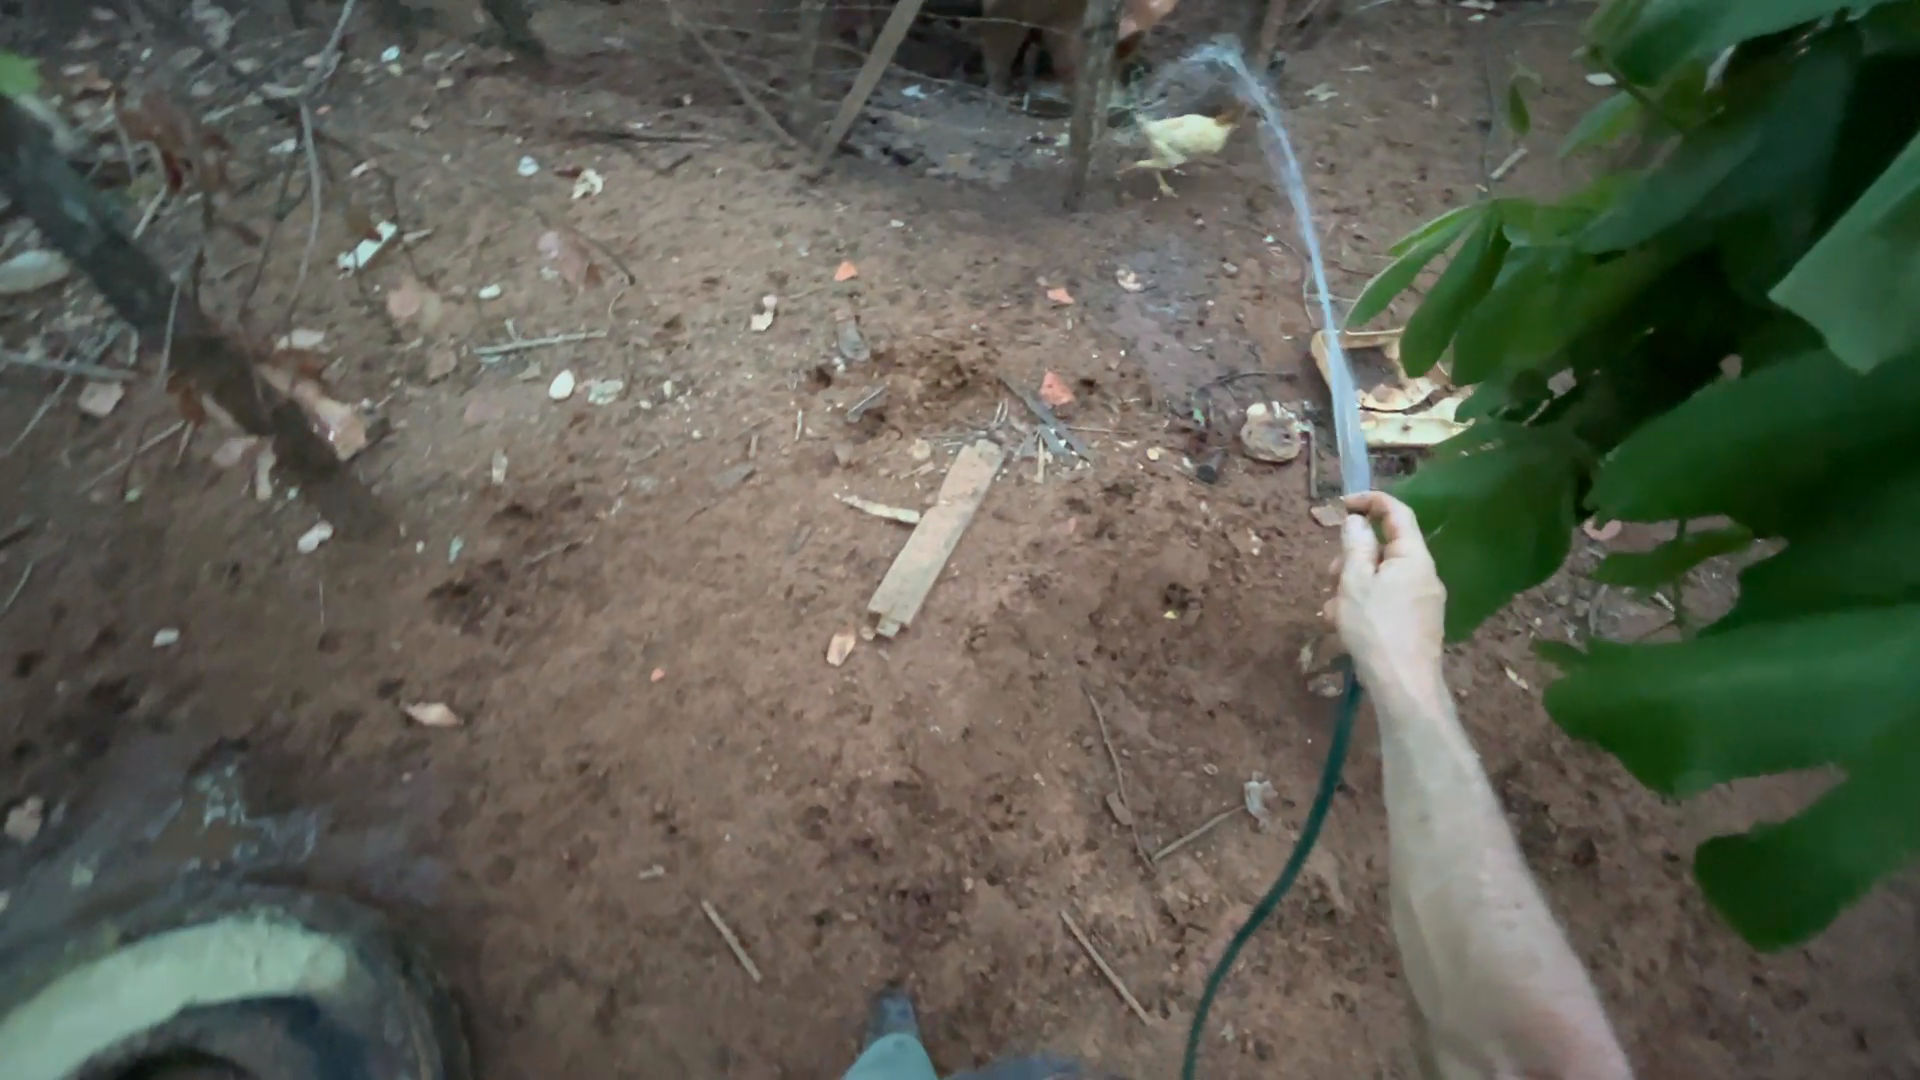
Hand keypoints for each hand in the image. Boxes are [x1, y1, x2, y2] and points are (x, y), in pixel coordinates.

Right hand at [1331, 492, 1446, 696]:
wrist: (1402, 683)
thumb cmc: (1375, 626)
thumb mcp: (1355, 581)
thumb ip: (1355, 546)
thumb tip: (1355, 521)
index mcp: (1413, 557)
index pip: (1397, 513)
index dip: (1370, 500)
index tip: (1341, 504)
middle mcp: (1422, 574)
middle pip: (1383, 547)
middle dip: (1352, 556)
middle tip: (1330, 575)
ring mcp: (1420, 599)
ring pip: (1379, 575)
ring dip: (1350, 584)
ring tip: (1332, 609)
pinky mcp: (1413, 620)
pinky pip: (1383, 598)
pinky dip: (1360, 603)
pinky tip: (1342, 623)